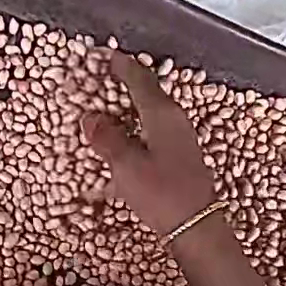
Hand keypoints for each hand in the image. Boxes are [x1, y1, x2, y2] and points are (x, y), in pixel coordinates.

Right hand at [80, 52, 218, 238]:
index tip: (108, 57)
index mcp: (162, 114)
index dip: (122, 66)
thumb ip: (107, 139)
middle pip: (149, 95)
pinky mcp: (183, 160)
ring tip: (114, 112)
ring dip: (133, 111)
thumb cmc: (162, 194)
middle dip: (128, 86)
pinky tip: (131, 144)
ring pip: (153, 116)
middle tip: (108, 80)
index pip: (140, 79)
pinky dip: (140, 132)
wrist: (196, 227)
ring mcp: (182, 141)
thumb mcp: (126, 166)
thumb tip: (90, 118)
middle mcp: (176, 121)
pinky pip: (157, 136)